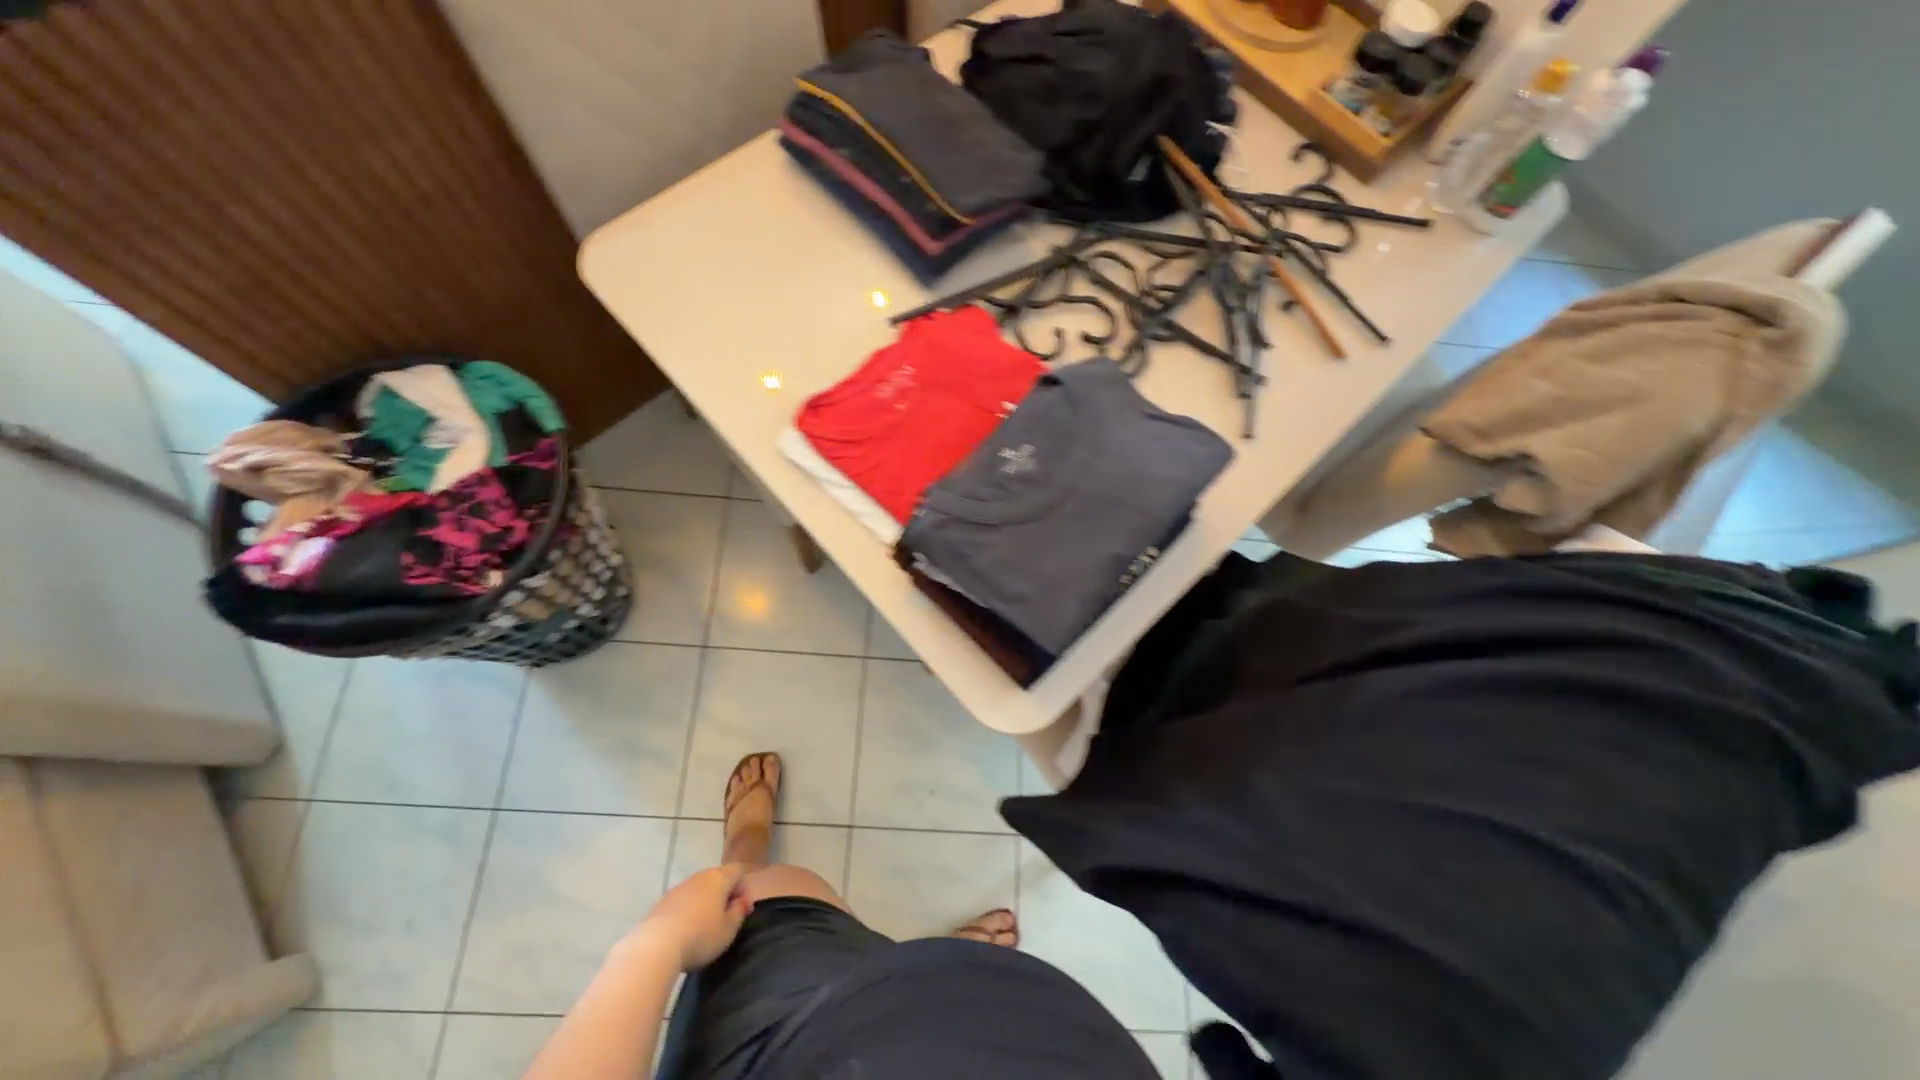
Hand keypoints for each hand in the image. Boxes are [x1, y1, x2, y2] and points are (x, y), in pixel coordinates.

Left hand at [632, 863, 752, 970]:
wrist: (655, 946)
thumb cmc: (700, 936)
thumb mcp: (728, 929)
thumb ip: (738, 912)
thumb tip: (741, 900)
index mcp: (718, 878)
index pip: (737, 870)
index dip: (744, 886)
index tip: (743, 908)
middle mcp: (697, 877)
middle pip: (717, 878)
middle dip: (725, 894)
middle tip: (727, 918)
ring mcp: (677, 889)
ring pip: (698, 890)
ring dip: (705, 903)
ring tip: (706, 926)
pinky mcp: (661, 903)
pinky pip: (682, 902)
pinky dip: (688, 911)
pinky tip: (686, 931)